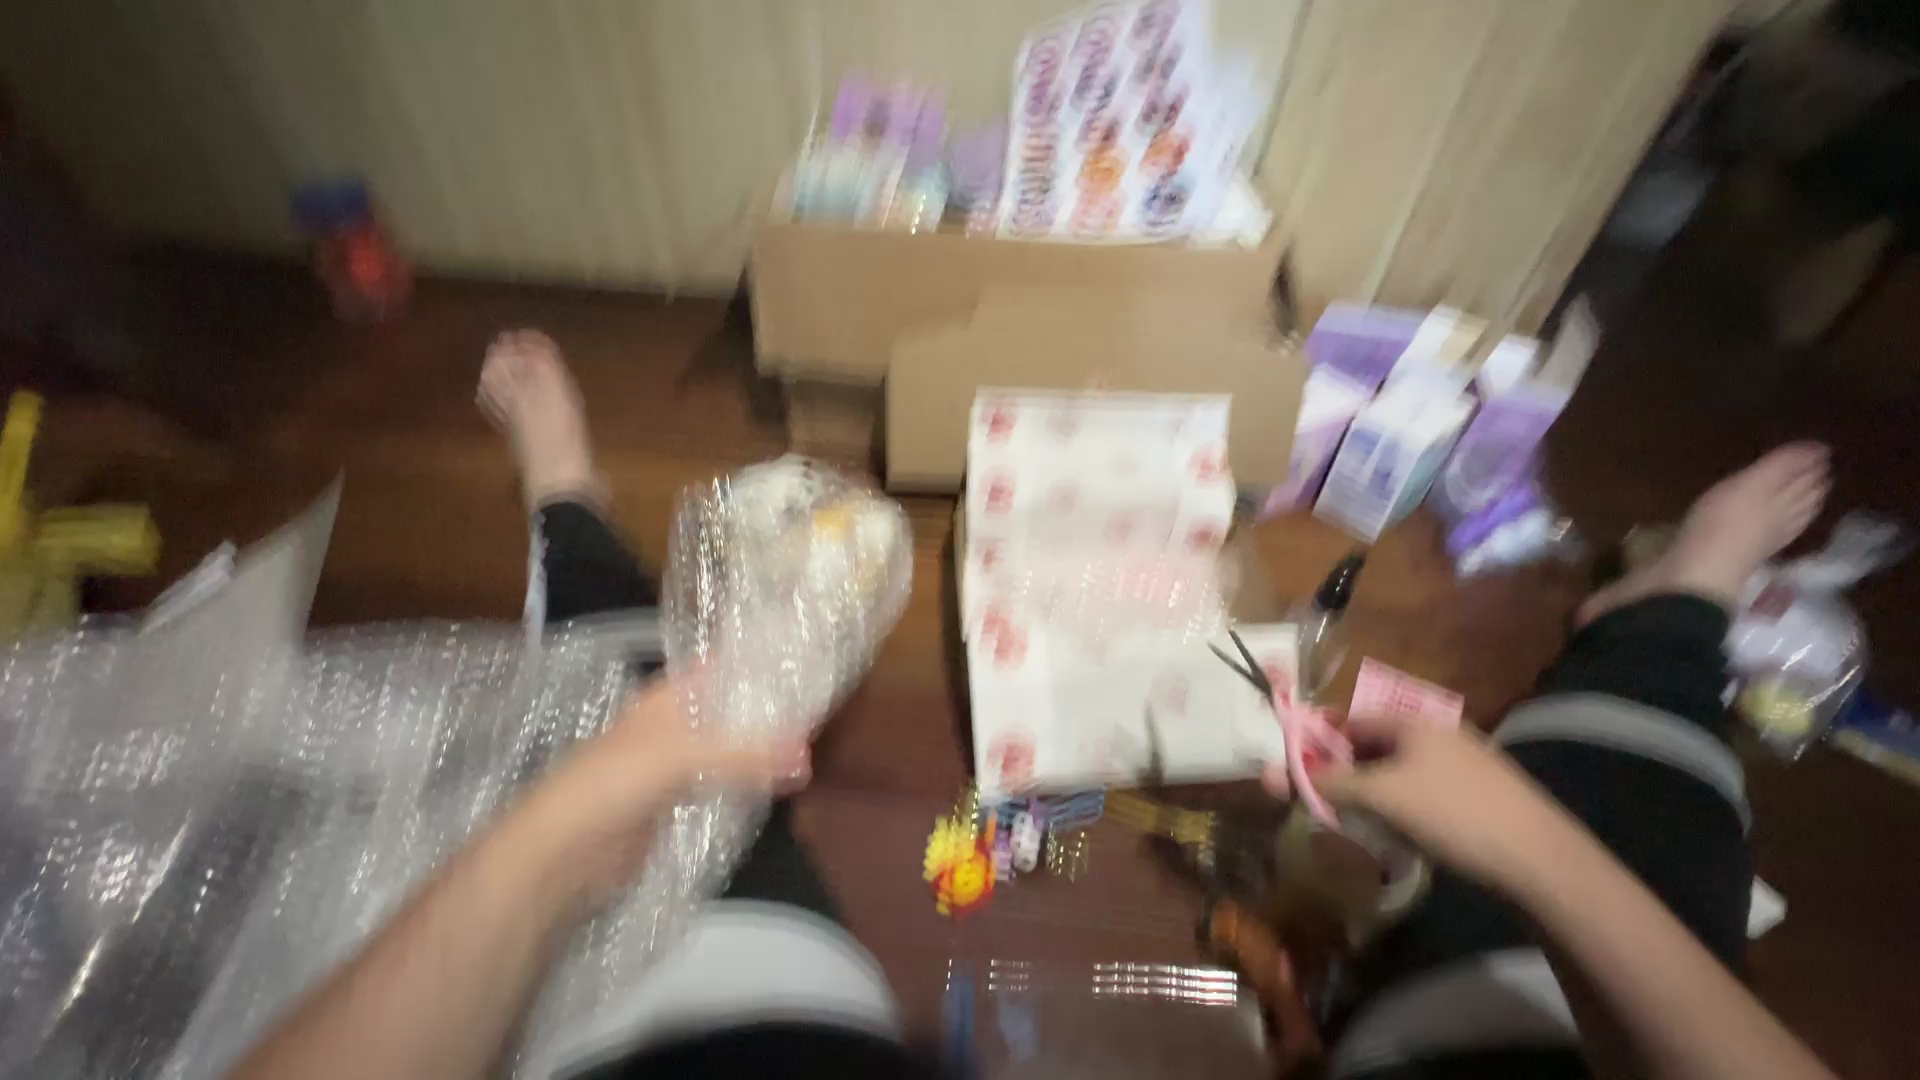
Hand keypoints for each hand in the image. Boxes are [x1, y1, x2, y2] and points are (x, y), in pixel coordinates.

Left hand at [516, 669, 810, 904]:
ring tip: (810, 748)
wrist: (559, 857)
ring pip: (729, 749)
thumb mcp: (680, 757)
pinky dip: (747, 784)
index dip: (758, 663)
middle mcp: (674, 726)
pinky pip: (721, 786)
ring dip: (761, 751)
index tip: (805, 663)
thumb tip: (807, 756)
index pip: (721, 668)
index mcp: (667, 699)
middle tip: (820, 711)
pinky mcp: (677, 805)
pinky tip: (778, 784)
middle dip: (769, 712)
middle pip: (730, 710)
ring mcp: (675, 767)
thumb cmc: (612, 784)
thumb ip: (744, 756)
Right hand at [1278, 712, 1582, 891]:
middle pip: (1374, 743)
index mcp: (1414, 719)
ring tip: (1364, 821)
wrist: (1543, 862)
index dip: (1321, 741)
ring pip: (1399, 768)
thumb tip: (1281, 777)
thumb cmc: (1452, 814)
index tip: (1303, 770)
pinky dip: (1404, 804)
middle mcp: (1439, 730)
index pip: (1351, 718)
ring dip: (1374, 791)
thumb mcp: (1380, 797)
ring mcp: (1465, 761)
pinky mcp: (1483, 793)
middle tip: (1330, 801)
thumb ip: (1328, 784)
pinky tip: (1404, 833)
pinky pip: (1425, 788)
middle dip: (1347, 770)